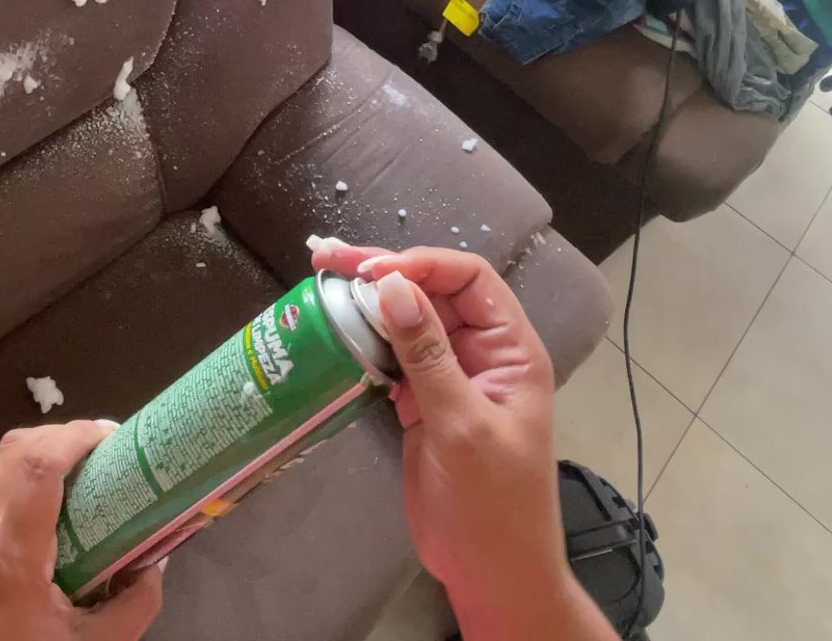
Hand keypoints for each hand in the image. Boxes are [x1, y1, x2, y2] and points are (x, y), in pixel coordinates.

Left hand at [0, 421, 164, 640]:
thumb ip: (133, 605)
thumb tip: (155, 564)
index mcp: (9, 556)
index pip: (38, 465)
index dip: (77, 436)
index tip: (112, 437)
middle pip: (16, 449)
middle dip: (63, 435)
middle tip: (101, 450)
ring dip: (38, 453)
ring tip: (75, 472)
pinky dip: (17, 479)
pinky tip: (41, 507)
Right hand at [311, 245, 616, 640]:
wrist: (490, 574)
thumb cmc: (493, 504)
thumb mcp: (462, 425)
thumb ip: (427, 354)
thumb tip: (391, 285)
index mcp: (509, 348)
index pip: (469, 278)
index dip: (421, 265)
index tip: (371, 272)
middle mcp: (480, 350)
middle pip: (432, 290)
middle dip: (383, 270)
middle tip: (328, 257)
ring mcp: (448, 372)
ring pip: (407, 317)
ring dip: (367, 298)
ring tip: (322, 279)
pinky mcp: (421, 396)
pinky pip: (392, 351)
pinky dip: (364, 336)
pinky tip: (335, 325)